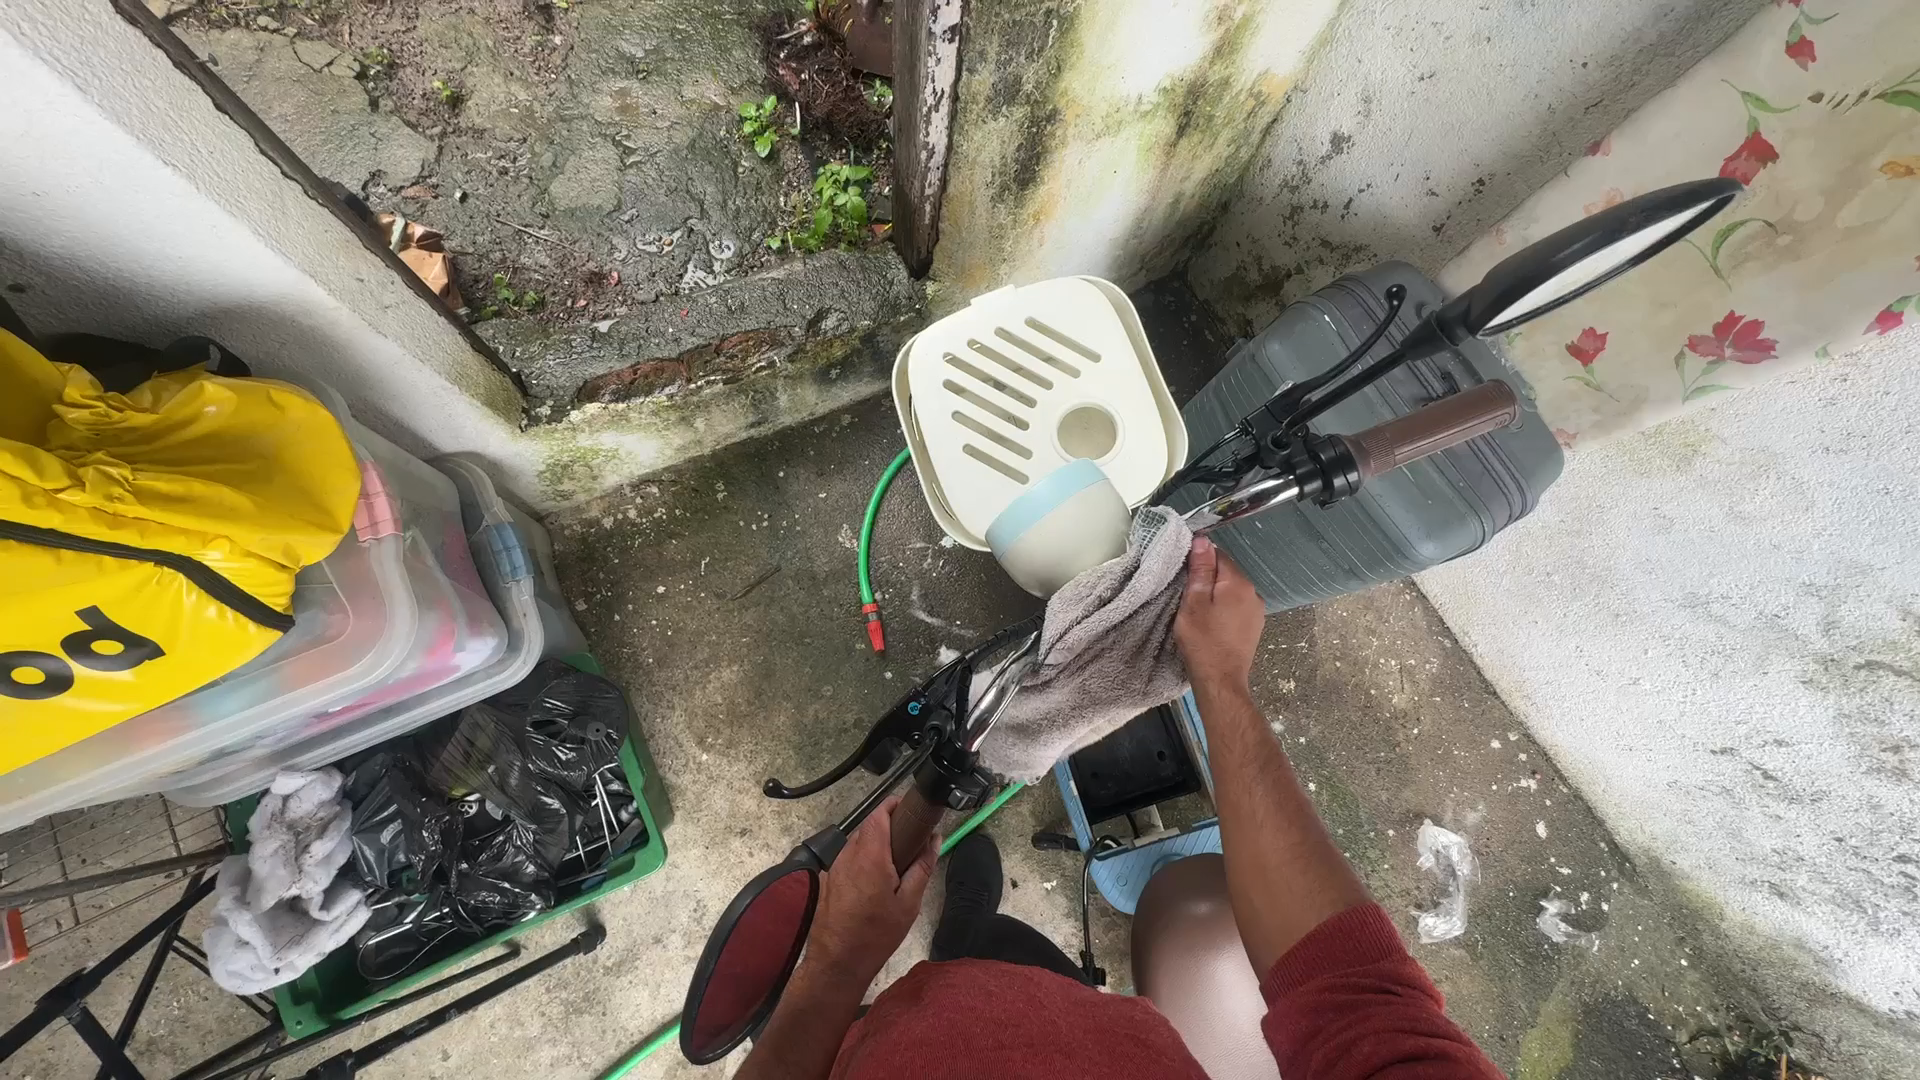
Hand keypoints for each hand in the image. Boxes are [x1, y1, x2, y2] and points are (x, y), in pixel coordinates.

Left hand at [802, 796, 937, 986]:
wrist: (836, 964)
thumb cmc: (876, 935)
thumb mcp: (909, 903)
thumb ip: (922, 867)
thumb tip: (934, 840)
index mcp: (871, 854)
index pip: (879, 812)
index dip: (894, 804)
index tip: (910, 808)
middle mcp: (849, 854)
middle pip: (869, 826)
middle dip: (889, 826)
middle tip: (910, 840)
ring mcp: (834, 867)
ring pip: (857, 842)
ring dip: (875, 844)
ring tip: (894, 865)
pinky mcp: (827, 880)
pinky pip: (848, 860)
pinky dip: (862, 861)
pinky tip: (873, 884)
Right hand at [1174, 535, 1264, 693]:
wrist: (1220, 679)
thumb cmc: (1202, 640)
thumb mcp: (1193, 602)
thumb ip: (1200, 570)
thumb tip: (1202, 540)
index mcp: (1238, 583)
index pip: (1218, 555)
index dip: (1199, 559)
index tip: (1182, 573)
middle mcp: (1253, 592)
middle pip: (1226, 572)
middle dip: (1207, 576)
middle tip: (1186, 593)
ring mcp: (1257, 610)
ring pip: (1231, 589)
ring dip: (1215, 592)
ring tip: (1197, 608)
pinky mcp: (1254, 625)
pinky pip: (1237, 605)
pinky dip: (1223, 606)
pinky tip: (1211, 619)